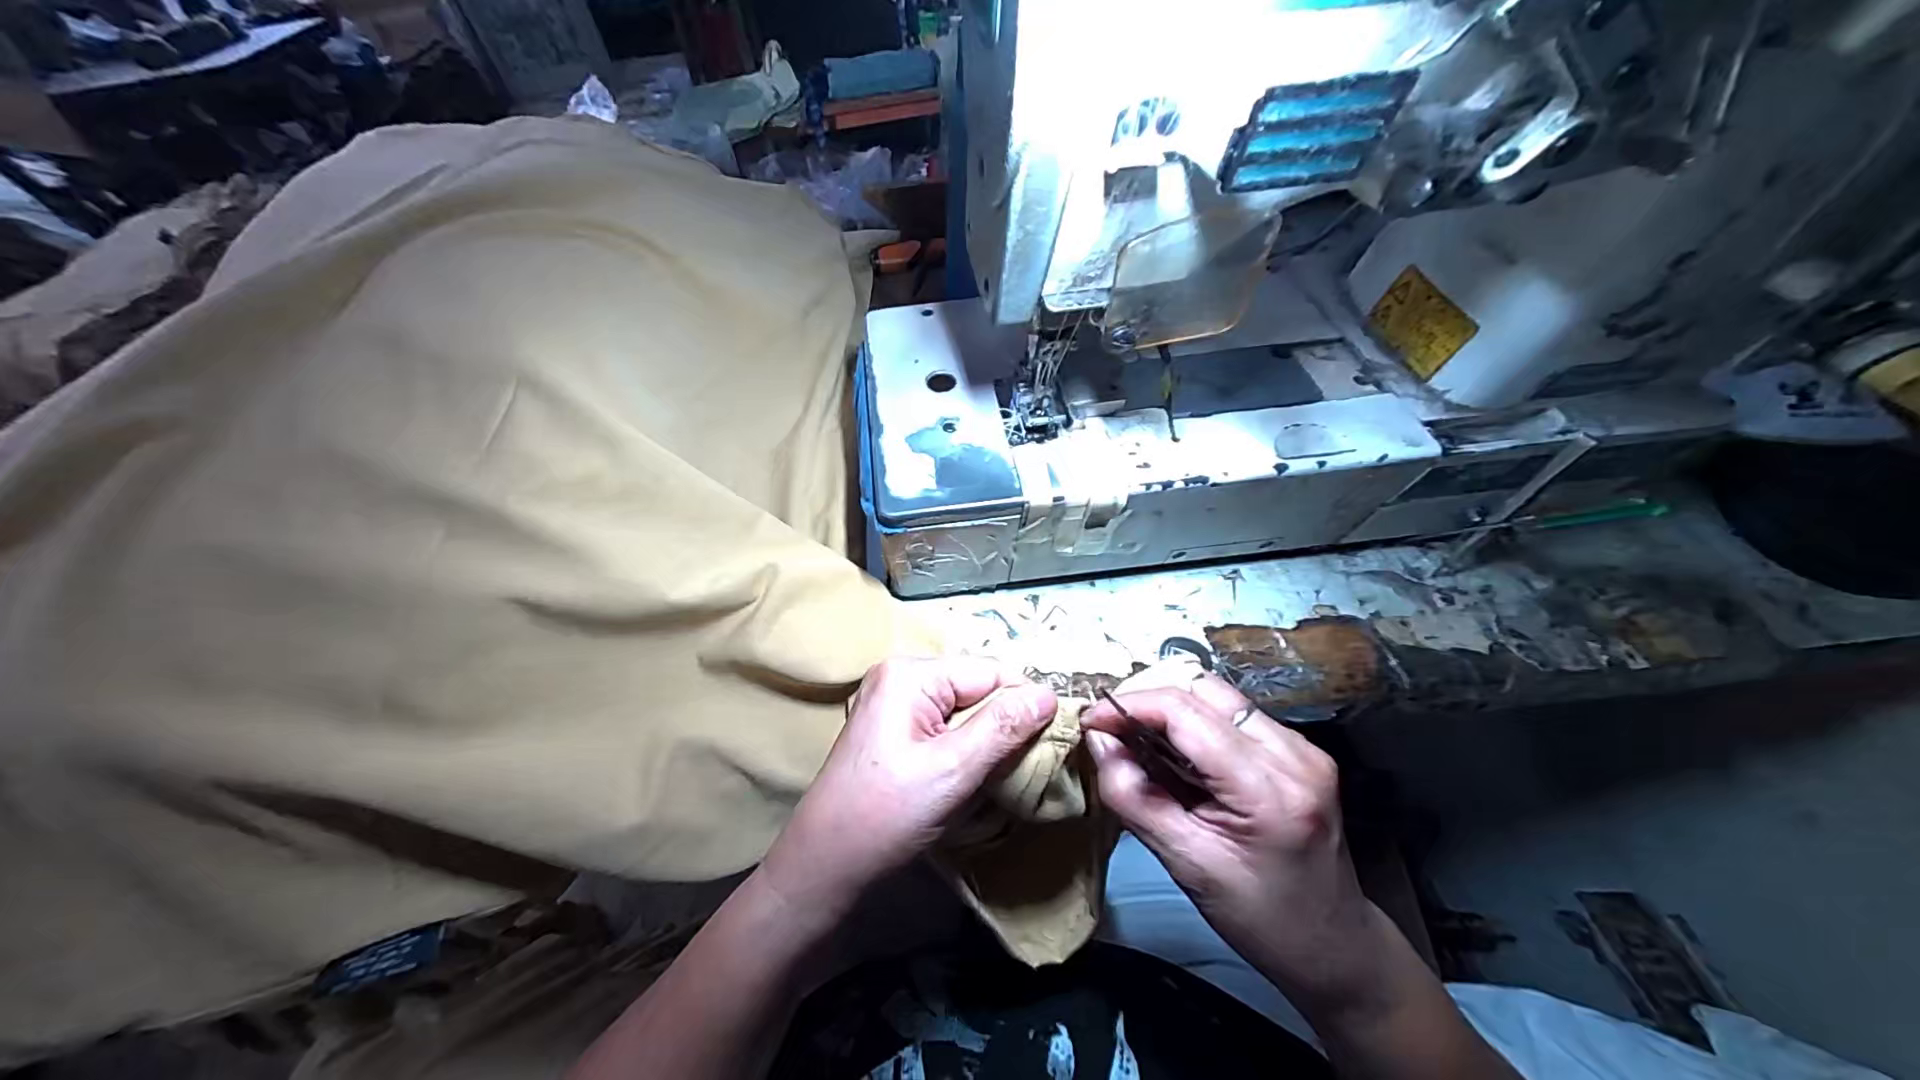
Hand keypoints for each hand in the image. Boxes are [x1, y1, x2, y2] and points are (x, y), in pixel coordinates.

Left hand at [761, 656, 1058, 912]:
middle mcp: (900, 677)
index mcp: (910, 674)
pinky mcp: (894, 730)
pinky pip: (946, 727)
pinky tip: (967, 778)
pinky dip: (965, 750)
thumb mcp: (954, 770)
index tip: (1049, 745)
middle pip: (978, 689)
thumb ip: (1004, 727)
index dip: (1024, 706)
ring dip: (987, 742)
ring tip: (994, 777)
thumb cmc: (885, 816)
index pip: (991, 672)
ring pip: (966, 711)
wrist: (824, 867)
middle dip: (1004, 726)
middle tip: (1020, 768)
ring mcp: (893, 703)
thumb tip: (1050, 694)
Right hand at [1082, 675, 1386, 1007]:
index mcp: (1268, 787)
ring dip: (1169, 709)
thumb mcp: (1184, 862)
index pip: (1184, 711)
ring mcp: (1300, 747)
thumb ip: (1132, 796)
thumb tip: (1099, 740)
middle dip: (1147, 699)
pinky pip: (1232, 713)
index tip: (1092, 722)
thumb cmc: (1260, 917)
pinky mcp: (1297, 749)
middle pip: (1202, 687)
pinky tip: (1176, 754)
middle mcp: (1293, 752)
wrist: (1333, 946)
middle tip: (1113, 730)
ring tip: (1140, 743)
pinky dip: (1193, 722)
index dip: (1129, 706)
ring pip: (1216, 694)